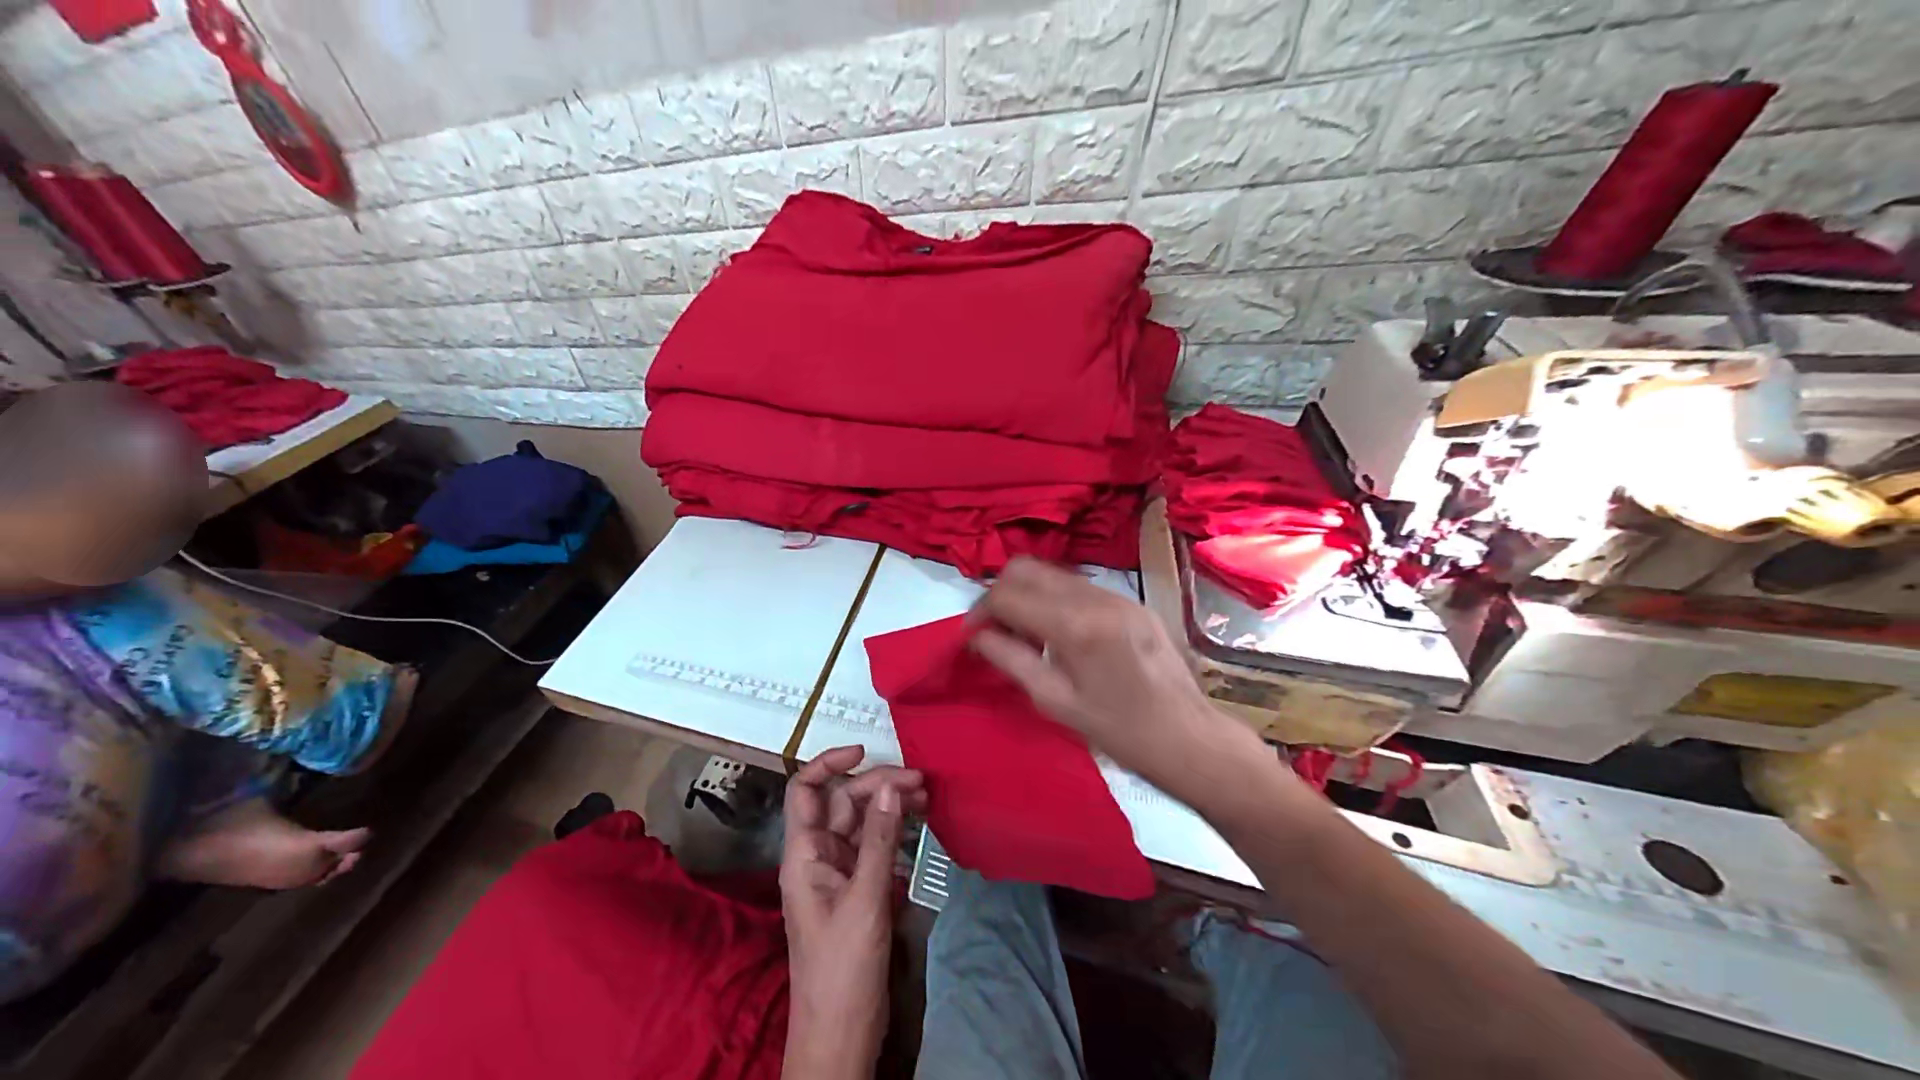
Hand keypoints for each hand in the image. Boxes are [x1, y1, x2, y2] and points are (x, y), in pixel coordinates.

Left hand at [779, 745, 926, 1079]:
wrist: (841, 1035)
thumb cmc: (843, 968)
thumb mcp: (865, 899)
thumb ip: (878, 840)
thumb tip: (891, 785)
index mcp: (803, 854)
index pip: (804, 791)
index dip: (829, 763)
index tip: (865, 750)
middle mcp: (818, 857)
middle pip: (842, 803)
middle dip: (877, 785)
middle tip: (921, 782)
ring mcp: (839, 874)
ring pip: (862, 824)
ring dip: (890, 807)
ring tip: (927, 797)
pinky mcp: (858, 892)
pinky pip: (874, 848)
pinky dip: (894, 833)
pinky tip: (919, 827)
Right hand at [969, 557, 1270, 798]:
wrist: (1187, 735)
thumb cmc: (1117, 730)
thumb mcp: (1054, 701)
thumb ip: (1010, 660)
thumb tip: (975, 636)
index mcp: (1073, 625)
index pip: (1007, 594)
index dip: (980, 611)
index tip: (970, 636)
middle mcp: (1094, 597)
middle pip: (1026, 568)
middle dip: (1000, 593)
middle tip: (994, 630)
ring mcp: (1116, 595)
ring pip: (1052, 573)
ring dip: (1028, 595)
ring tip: (1025, 634)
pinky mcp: (1131, 601)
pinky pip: (1079, 586)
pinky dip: (1056, 600)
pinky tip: (1059, 634)